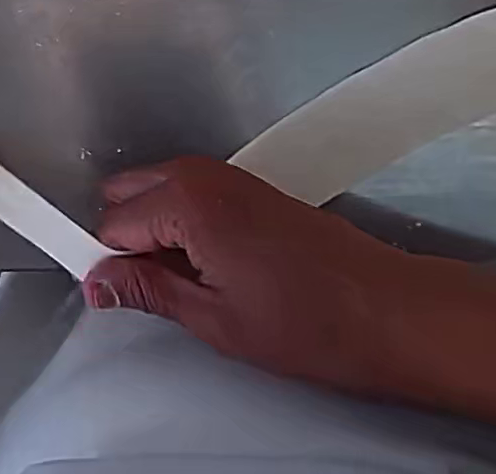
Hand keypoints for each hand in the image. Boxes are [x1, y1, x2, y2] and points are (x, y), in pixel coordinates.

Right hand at [82, 156, 495, 400]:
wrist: (397, 312)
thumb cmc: (316, 322)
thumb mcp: (216, 320)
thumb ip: (145, 290)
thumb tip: (98, 283)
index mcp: (185, 202)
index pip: (108, 222)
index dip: (106, 260)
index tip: (112, 290)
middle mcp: (197, 174)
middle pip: (122, 195)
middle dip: (124, 238)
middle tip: (155, 288)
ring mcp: (219, 173)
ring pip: (150, 192)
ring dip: (152, 230)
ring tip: (191, 280)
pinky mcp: (239, 181)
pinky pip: (181, 191)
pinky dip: (178, 221)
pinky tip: (213, 262)